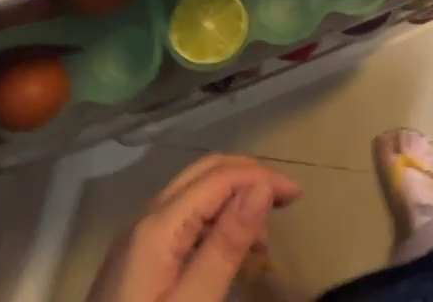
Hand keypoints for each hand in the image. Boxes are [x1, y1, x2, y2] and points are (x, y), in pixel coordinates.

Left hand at [88, 154, 301, 301]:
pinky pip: (182, 217)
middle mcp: (145, 220)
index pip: (219, 177)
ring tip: (262, 237)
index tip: (297, 196)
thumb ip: (225, 246)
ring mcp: (136, 239)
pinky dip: (213, 218)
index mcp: (159, 227)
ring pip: (193, 192)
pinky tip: (228, 251)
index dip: (261, 177)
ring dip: (232, 198)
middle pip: (204, 173)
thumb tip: (260, 188)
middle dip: (249, 177)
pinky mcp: (135, 260)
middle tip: (285, 201)